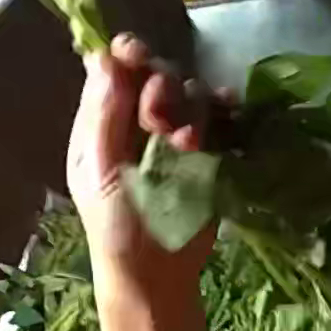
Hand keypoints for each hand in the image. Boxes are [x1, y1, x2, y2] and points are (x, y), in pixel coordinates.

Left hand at [68, 33, 214, 296]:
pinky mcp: (207, 153)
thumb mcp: (101, 173)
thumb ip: (103, 117)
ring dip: (193, 109)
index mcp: (103, 122)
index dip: (129, 56)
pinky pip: (220, 119)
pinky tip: (229, 114)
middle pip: (157, 75)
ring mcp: (175, 136)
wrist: (157, 274)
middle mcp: (139, 121)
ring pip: (191, 94)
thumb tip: (105, 57)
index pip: (115, 69)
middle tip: (161, 123)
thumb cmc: (117, 228)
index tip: (140, 57)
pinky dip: (225, 112)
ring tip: (189, 144)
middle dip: (162, 89)